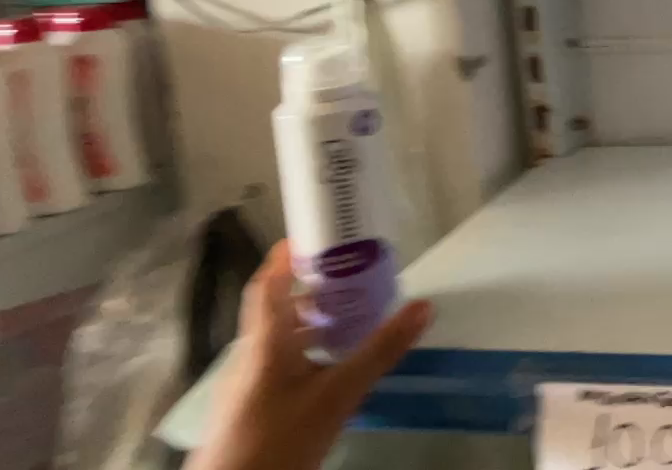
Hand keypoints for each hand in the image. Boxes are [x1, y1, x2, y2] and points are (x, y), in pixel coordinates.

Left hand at [184, 241, 432, 469]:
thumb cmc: (277, 440)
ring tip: (355, 311)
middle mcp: (251, 356)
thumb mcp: (337, 396)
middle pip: (278, 307)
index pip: (268, 283)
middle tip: (356, 270)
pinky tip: (335, 362)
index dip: (289, 254)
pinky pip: (282, 361)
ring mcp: (247, 385)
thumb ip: (380, 351)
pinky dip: (309, 347)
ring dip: (314, 318)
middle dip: (315, 285)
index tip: (320, 231)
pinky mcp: (251, 409)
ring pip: (281, 337)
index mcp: (265, 341)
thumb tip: (424, 305)